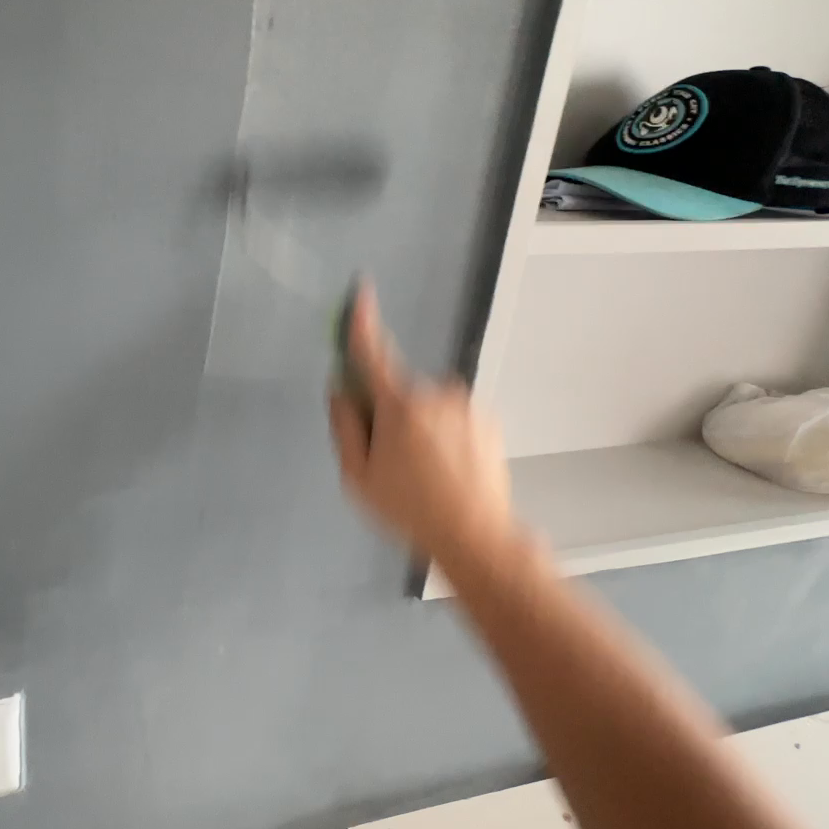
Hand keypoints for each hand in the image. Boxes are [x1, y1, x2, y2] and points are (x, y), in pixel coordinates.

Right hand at [326, 283, 526, 577]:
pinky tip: (447, 469)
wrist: (476, 535)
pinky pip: (452, 416)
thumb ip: (344, 426)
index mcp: (400, 406)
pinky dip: (444, 434)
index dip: (362, 322)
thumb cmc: (409, 509)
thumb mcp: (358, 476)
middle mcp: (436, 394)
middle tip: (389, 459)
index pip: (372, 354)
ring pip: (426, 405)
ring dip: (419, 426)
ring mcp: (466, 405)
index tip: (360, 292)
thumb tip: (341, 390)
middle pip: (398, 391)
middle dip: (388, 412)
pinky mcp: (487, 419)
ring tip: (424, 472)